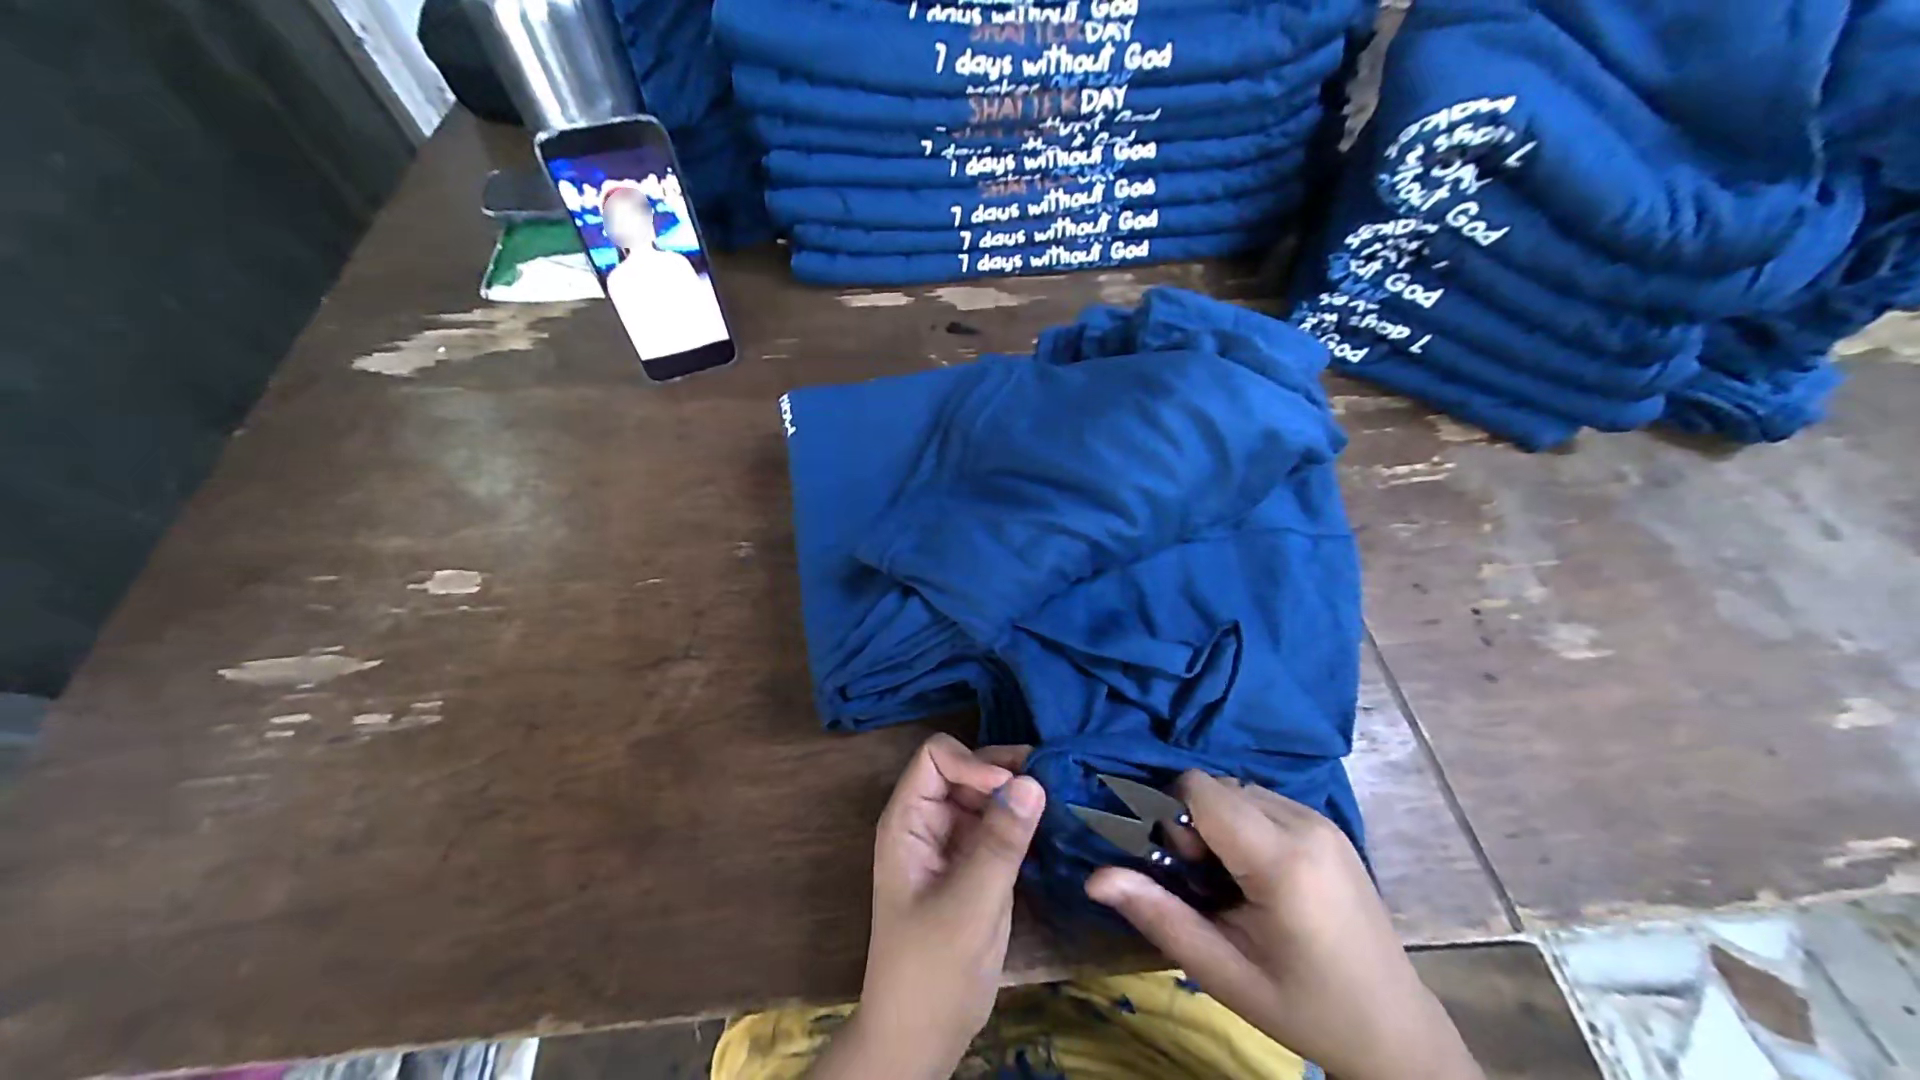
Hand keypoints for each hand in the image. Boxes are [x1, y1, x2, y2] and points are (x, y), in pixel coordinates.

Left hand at [811, 735, 1042, 1079]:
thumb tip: (1032, 781)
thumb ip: (1000, 842)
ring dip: (1020, 793)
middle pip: (966, 771)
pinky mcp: (976, 864)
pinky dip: (1025, 820)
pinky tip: (1054, 824)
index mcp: (908, 821)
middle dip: (1005, 772)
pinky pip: (1000, 825)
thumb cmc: (932, 968)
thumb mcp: (969, 904)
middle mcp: (929, 822)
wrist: (924, 1033)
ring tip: (1062, 797)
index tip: (1013, 789)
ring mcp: (953, 843)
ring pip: (988, 796)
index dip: (974, 763)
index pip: (937, 759)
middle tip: (1054, 781)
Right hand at [1085, 773, 1483, 1079]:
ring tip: (1229, 880)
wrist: (1394, 1030)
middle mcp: (1306, 823)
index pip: (1200, 788)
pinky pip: (1261, 799)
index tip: (1180, 866)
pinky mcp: (1328, 825)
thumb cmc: (1303, 1006)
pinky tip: (1254, 873)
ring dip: (1216, 821)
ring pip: (1237, 788)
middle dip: (1192, 821)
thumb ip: (1158, 916)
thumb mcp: (1223, 972)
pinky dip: (1241, 823)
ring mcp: (1322, 820)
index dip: (1171, 816)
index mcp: (1283, 859)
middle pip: (1216, 785)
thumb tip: (1094, 878)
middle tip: (1203, 881)